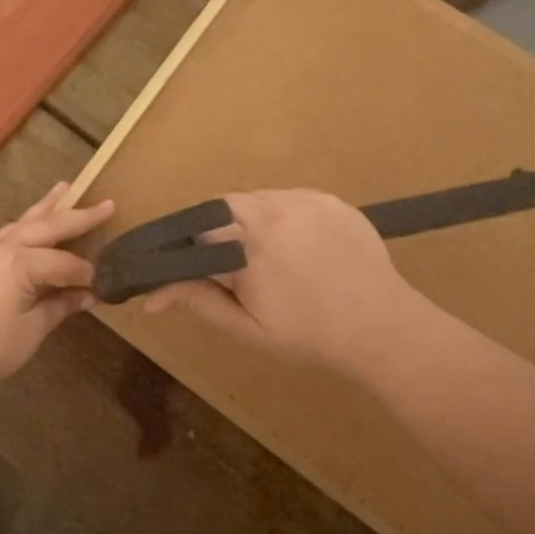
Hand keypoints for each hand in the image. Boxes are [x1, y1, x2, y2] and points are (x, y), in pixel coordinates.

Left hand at [0, 183, 113, 394]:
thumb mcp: (34, 328)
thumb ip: (62, 305)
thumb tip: (89, 295)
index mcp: (18, 263)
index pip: (63, 262)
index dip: (85, 273)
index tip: (104, 283)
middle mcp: (2, 247)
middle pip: (46, 227)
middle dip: (77, 215)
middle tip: (105, 204)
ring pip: (24, 222)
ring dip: (46, 208)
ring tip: (64, 188)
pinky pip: (8, 233)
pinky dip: (27, 225)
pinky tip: (35, 223)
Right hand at [140, 188, 425, 374]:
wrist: (384, 329)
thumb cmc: (310, 335)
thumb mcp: (247, 327)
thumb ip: (199, 302)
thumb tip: (150, 297)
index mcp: (247, 246)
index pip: (196, 230)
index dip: (189, 246)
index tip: (195, 267)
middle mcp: (272, 212)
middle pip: (223, 207)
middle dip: (219, 231)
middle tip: (235, 265)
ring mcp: (304, 201)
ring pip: (255, 199)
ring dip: (249, 220)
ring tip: (268, 256)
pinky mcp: (329, 199)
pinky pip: (289, 198)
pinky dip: (283, 216)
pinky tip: (298, 246)